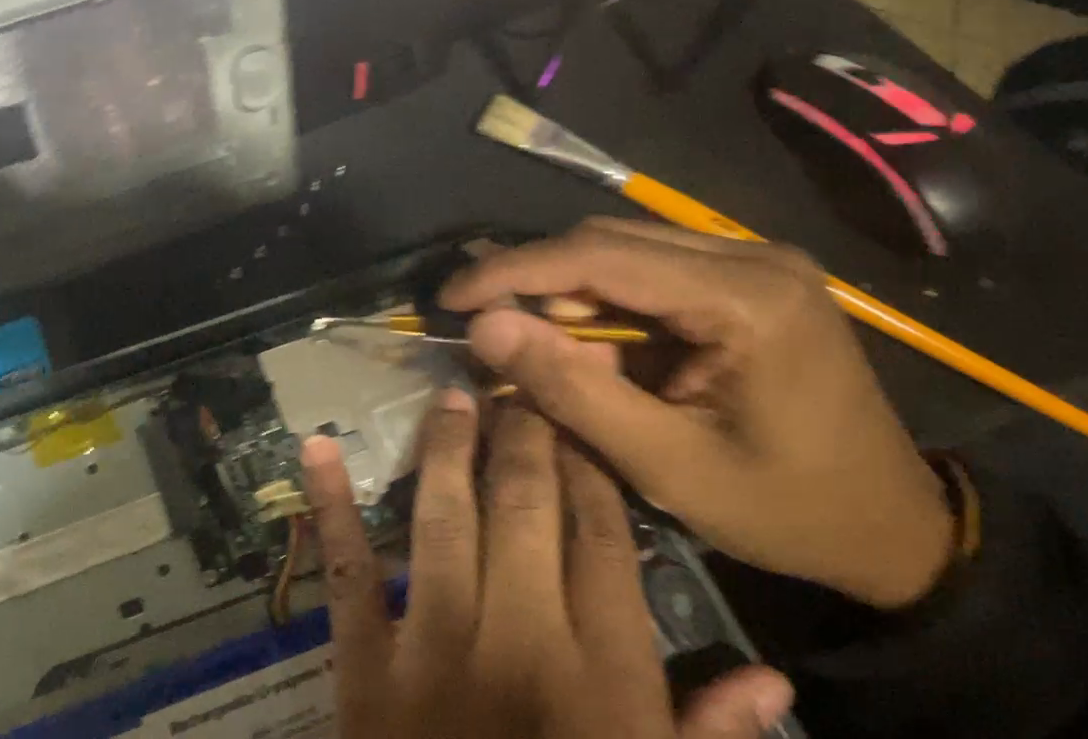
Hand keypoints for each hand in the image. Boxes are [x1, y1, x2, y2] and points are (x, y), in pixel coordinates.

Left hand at [299, 389, 794, 738]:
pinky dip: (329, 504)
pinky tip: (316, 446)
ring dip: (448, 451)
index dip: (590, 471)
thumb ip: (709, 737)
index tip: (577, 419)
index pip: (604, 542)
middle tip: (518, 383)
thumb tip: (771, 680)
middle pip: (527, 512)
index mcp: (603, 677)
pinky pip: (348, 570)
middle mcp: (521, 639)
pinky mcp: (365, 662)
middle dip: (525, 440)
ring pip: (444, 520)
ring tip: (454, 397)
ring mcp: (435, 643)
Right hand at [440, 218, 956, 609]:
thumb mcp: (666, 464)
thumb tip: (483, 326)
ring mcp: (757, 261)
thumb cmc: (785, 508)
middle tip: (485, 330)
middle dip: (534, 280)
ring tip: (533, 343)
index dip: (511, 271)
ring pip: (623, 247)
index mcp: (745, 298)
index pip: (597, 256)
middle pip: (606, 240)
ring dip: (566, 290)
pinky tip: (589, 340)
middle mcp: (754, 257)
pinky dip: (603, 299)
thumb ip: (571, 389)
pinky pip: (650, 267)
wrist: (894, 529)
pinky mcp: (752, 277)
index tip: (449, 299)